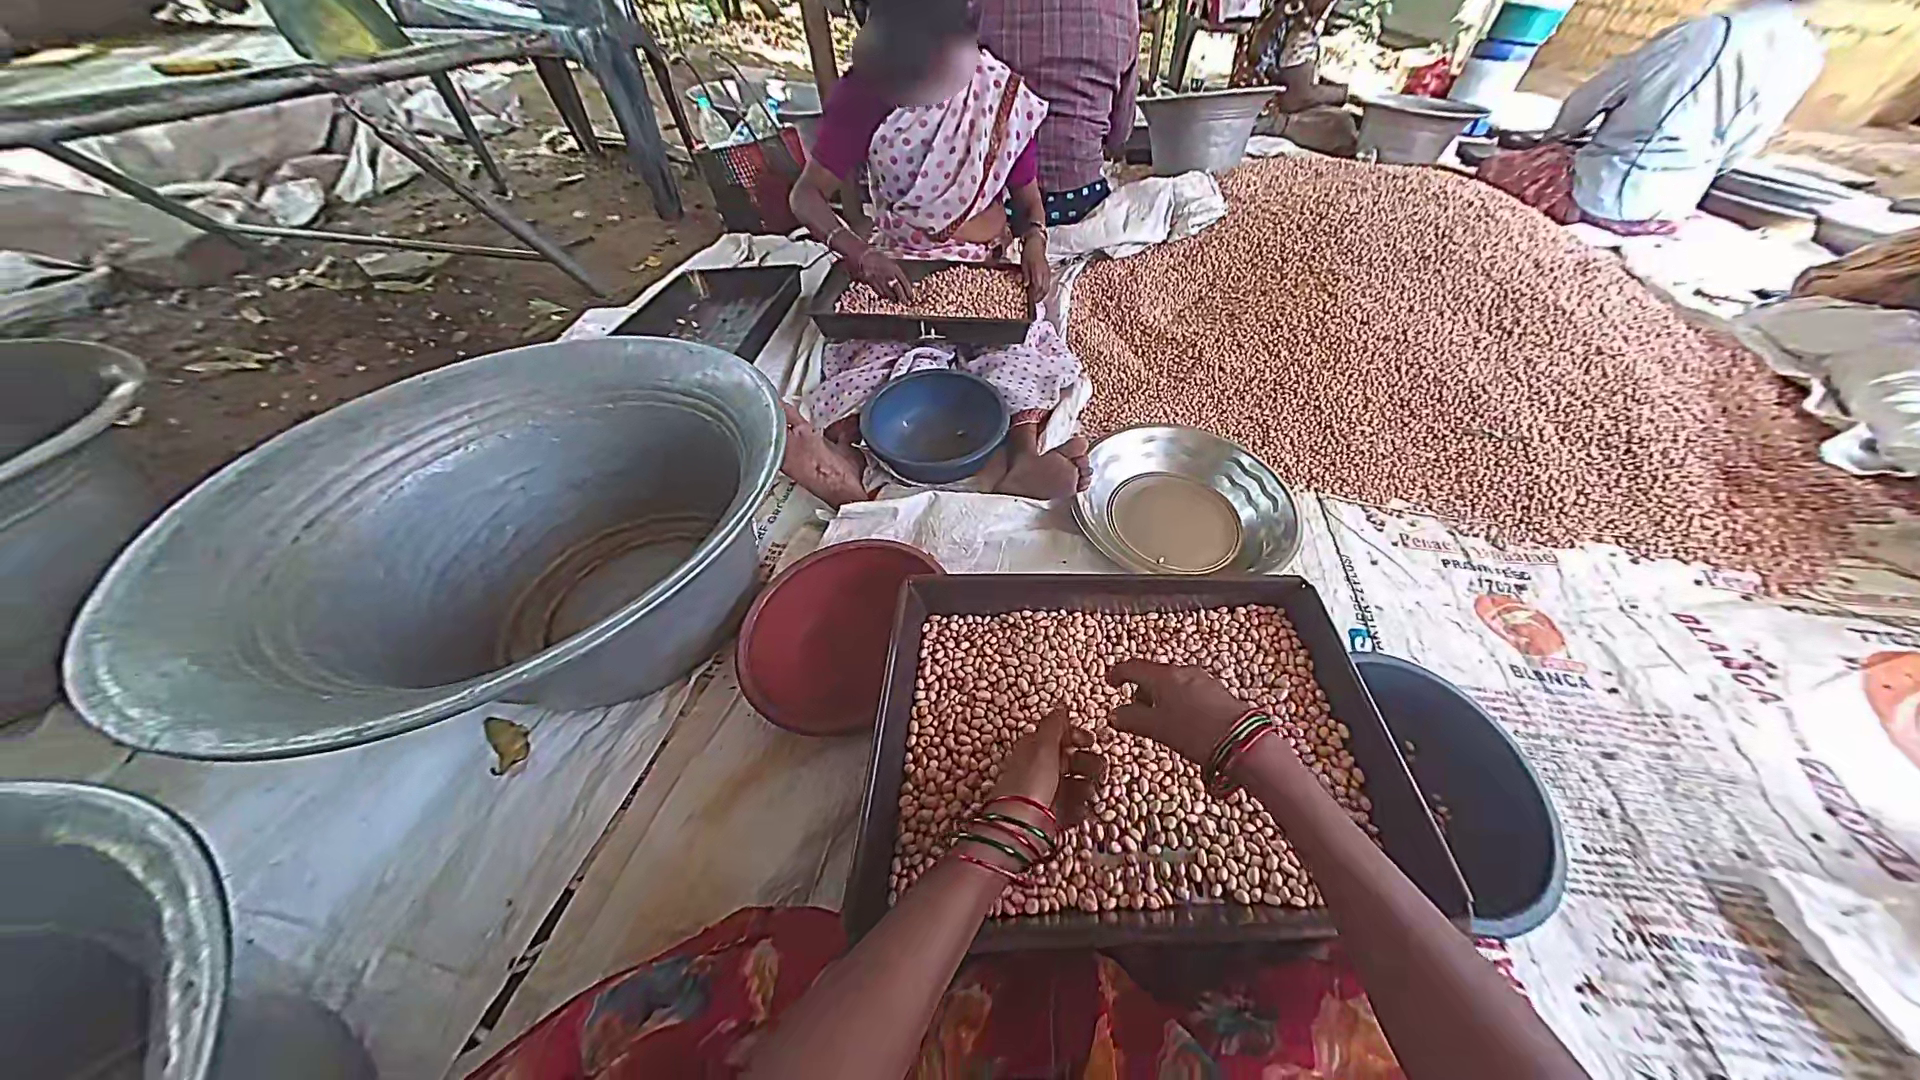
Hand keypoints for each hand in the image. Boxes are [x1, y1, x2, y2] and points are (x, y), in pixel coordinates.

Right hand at [849, 246, 912, 302]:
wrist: (861, 255)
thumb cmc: (875, 256)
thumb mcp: (888, 259)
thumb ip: (895, 269)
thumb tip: (901, 278)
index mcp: (894, 267)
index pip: (904, 281)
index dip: (908, 290)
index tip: (910, 295)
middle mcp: (888, 275)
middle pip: (898, 290)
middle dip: (902, 297)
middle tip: (905, 302)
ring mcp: (880, 280)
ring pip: (890, 293)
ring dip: (893, 298)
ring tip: (896, 300)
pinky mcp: (873, 284)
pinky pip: (880, 292)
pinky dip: (884, 295)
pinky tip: (886, 296)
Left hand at [989, 706, 1102, 828]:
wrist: (1020, 824)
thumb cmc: (1029, 780)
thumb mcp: (1042, 745)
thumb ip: (1054, 724)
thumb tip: (1062, 705)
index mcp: (1035, 747)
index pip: (1061, 736)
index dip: (1077, 736)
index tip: (1089, 740)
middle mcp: (1042, 768)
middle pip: (1073, 759)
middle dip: (1088, 762)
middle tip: (1097, 770)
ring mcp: (1049, 791)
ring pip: (1078, 782)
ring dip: (1088, 785)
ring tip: (1088, 792)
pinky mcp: (1056, 815)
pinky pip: (1077, 806)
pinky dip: (1082, 806)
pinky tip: (1082, 807)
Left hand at [1019, 234, 1051, 309]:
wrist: (1035, 244)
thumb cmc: (1028, 254)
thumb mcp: (1024, 265)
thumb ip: (1026, 276)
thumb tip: (1026, 285)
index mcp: (1037, 272)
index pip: (1038, 287)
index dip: (1035, 295)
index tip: (1032, 300)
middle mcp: (1044, 273)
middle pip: (1044, 288)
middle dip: (1040, 296)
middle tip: (1036, 301)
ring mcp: (1047, 271)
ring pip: (1047, 286)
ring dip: (1044, 293)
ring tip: (1040, 297)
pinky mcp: (1048, 270)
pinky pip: (1049, 281)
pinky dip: (1046, 287)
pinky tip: (1043, 290)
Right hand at [1105, 660, 1249, 766]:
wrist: (1243, 743)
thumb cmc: (1194, 732)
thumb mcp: (1156, 728)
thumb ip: (1131, 719)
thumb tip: (1115, 714)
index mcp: (1163, 676)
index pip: (1133, 667)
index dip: (1118, 674)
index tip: (1110, 682)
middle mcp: (1183, 671)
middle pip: (1154, 675)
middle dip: (1141, 690)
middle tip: (1135, 709)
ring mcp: (1203, 680)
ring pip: (1172, 683)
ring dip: (1161, 697)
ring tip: (1159, 720)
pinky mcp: (1218, 692)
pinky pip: (1188, 691)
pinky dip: (1178, 701)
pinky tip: (1182, 721)